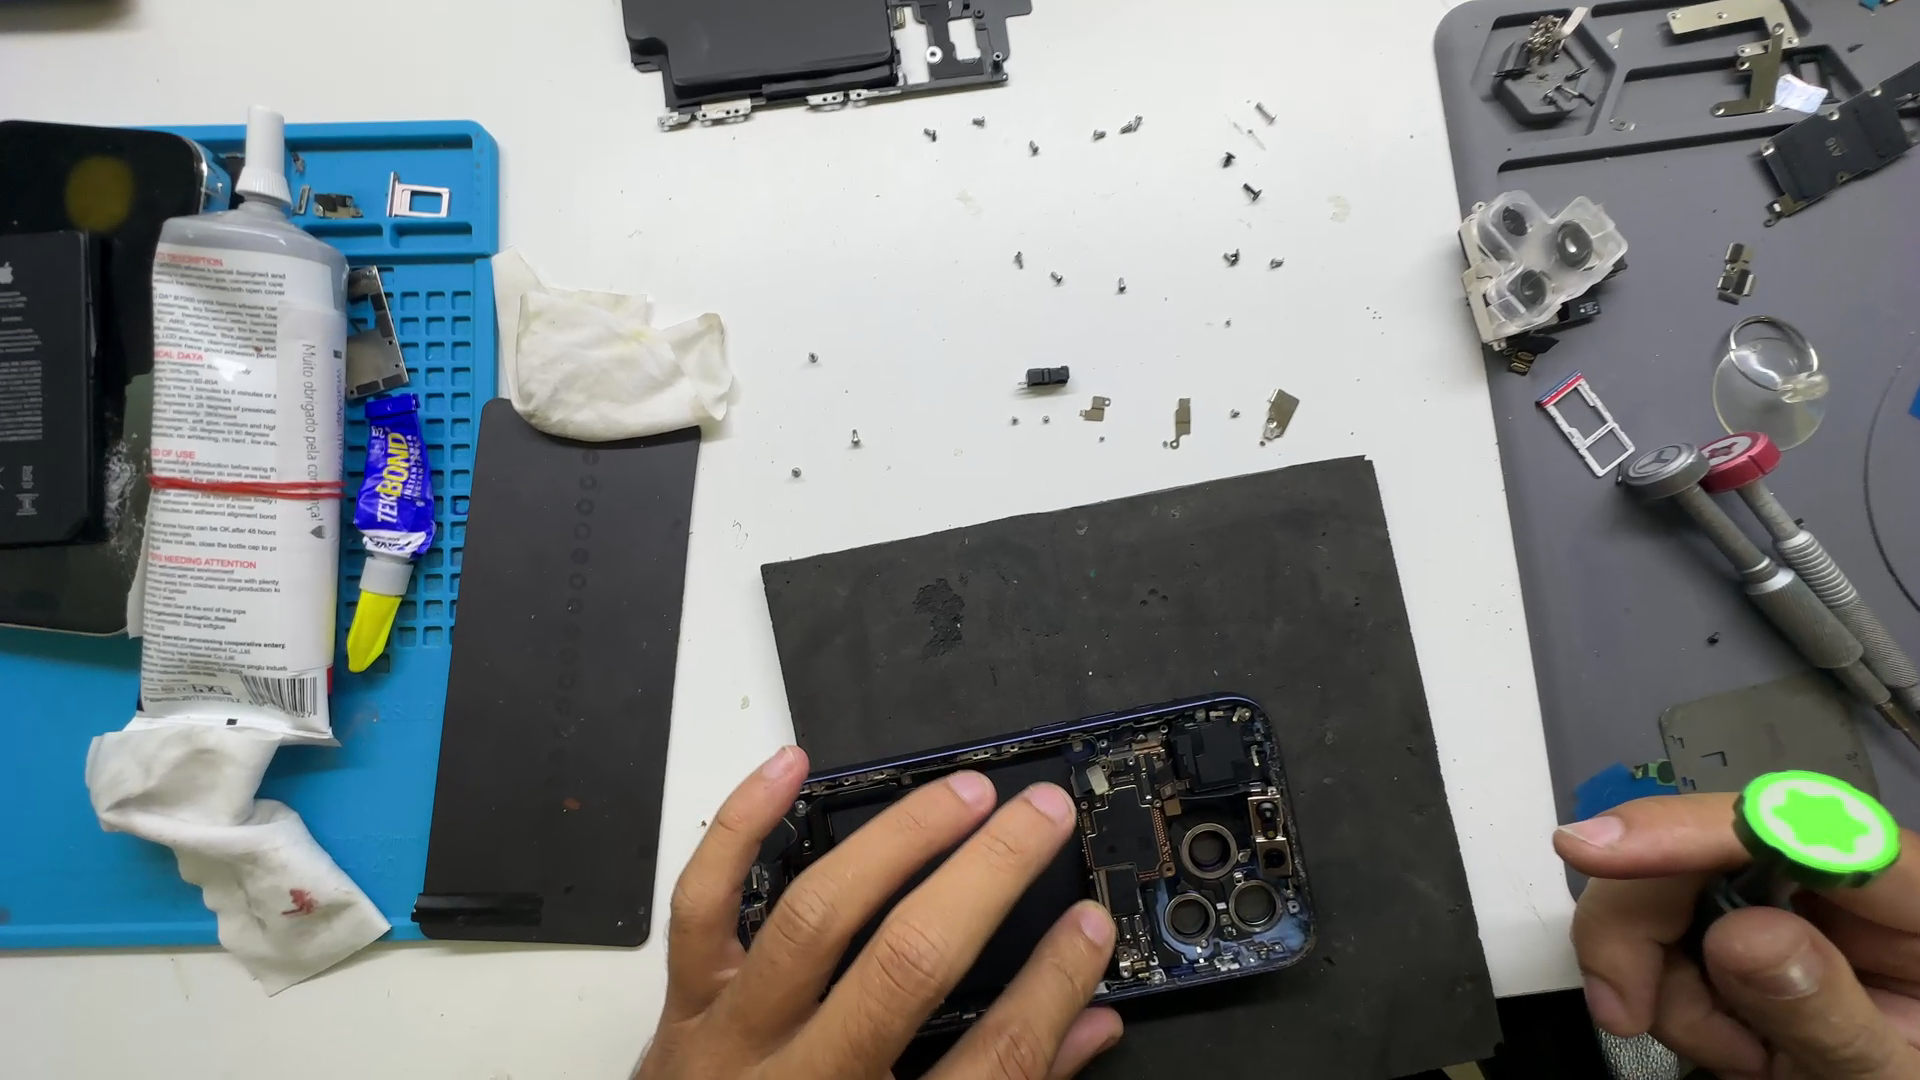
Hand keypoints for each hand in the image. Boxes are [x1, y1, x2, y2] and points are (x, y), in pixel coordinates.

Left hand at [637, 745, 1123, 1079]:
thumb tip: (1091, 1024)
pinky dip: (743, 825)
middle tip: (1038, 816)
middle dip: (985, 875)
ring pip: (816, 916)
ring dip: (898, 840)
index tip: (1088, 923)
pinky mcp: (687, 997)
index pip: (990, 1063)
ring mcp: (732, 1034)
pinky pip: (704, 901)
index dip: (1051, 986)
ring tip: (962, 793)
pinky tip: (790, 767)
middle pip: (904, 965)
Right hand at [1555, 792, 1919, 1078]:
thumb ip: (1833, 1016)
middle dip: (1635, 924)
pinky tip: (1707, 1027)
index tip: (1591, 851)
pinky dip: (1651, 975)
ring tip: (1715, 1046)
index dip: (1686, 826)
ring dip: (1646, 966)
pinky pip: (1649, 917)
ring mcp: (1778, 892)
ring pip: (1653, 885)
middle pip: (1693, 854)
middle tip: (1619, 1006)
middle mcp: (1839, 877)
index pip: (1794, 830)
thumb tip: (1742, 936)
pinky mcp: (1730, 910)